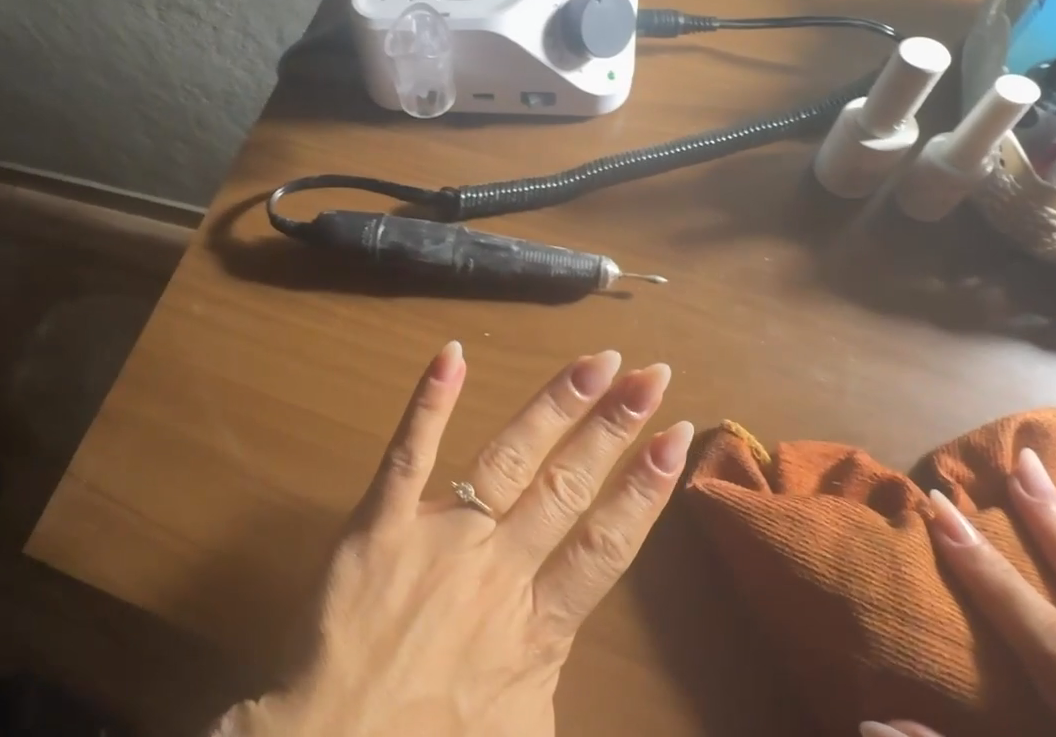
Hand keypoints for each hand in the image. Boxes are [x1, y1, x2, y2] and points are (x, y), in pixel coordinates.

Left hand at [217, 342, 691, 736]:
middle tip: (649, 375)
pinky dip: (432, 403)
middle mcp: (498, 569)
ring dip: (553, 407)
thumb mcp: (521, 729)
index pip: (605, 542)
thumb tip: (566, 643)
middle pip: (567, 486)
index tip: (677, 437)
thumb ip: (552, 677)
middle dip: (613, 427)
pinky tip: (453, 355)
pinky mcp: (378, 523)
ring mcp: (438, 539)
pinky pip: (408, 455)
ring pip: (508, 460)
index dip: (644, 489)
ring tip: (594, 362)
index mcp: (537, 623)